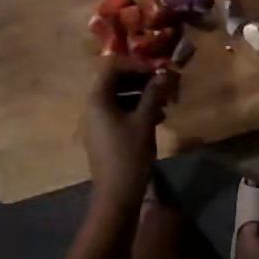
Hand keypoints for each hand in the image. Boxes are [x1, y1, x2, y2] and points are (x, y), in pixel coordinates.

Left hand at [83, 57, 177, 213]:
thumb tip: (162, 74)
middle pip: (116, 82)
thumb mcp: (144, 121)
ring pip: (120, 98)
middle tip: (164, 84)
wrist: (117, 193)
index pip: (113, 67)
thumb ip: (153, 94)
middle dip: (141, 80)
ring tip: (164, 103)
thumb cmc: (130, 154)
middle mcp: (93, 107)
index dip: (136, 64)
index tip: (158, 69)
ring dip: (141, 96)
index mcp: (98, 99)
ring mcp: (97, 122)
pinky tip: (157, 118)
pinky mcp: (104, 135)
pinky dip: (136, 110)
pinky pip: (119, 113)